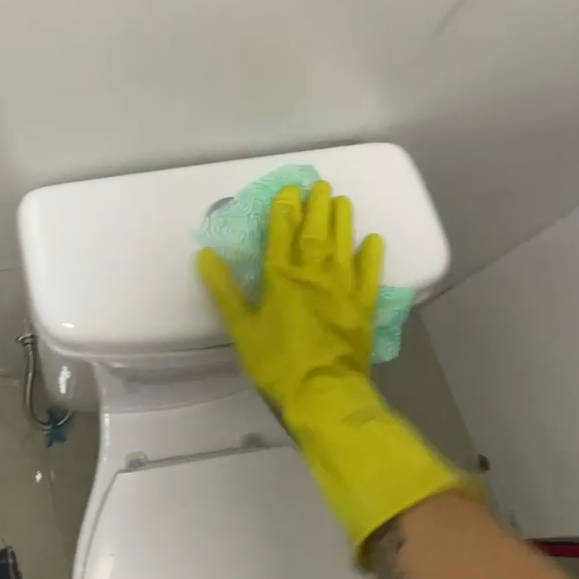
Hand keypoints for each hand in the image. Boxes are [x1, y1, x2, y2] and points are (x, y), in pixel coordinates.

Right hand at [198, 180, 470, 566]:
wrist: (323, 394)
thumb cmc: (276, 364)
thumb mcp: (241, 329)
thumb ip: (225, 291)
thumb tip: (206, 256)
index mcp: (281, 279)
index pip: (282, 235)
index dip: (284, 210)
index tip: (287, 190)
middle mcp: (314, 276)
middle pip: (316, 233)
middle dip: (316, 206)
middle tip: (319, 184)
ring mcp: (343, 290)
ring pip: (344, 246)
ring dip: (342, 221)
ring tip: (342, 200)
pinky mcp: (363, 308)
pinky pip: (370, 276)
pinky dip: (372, 256)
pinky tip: (373, 240)